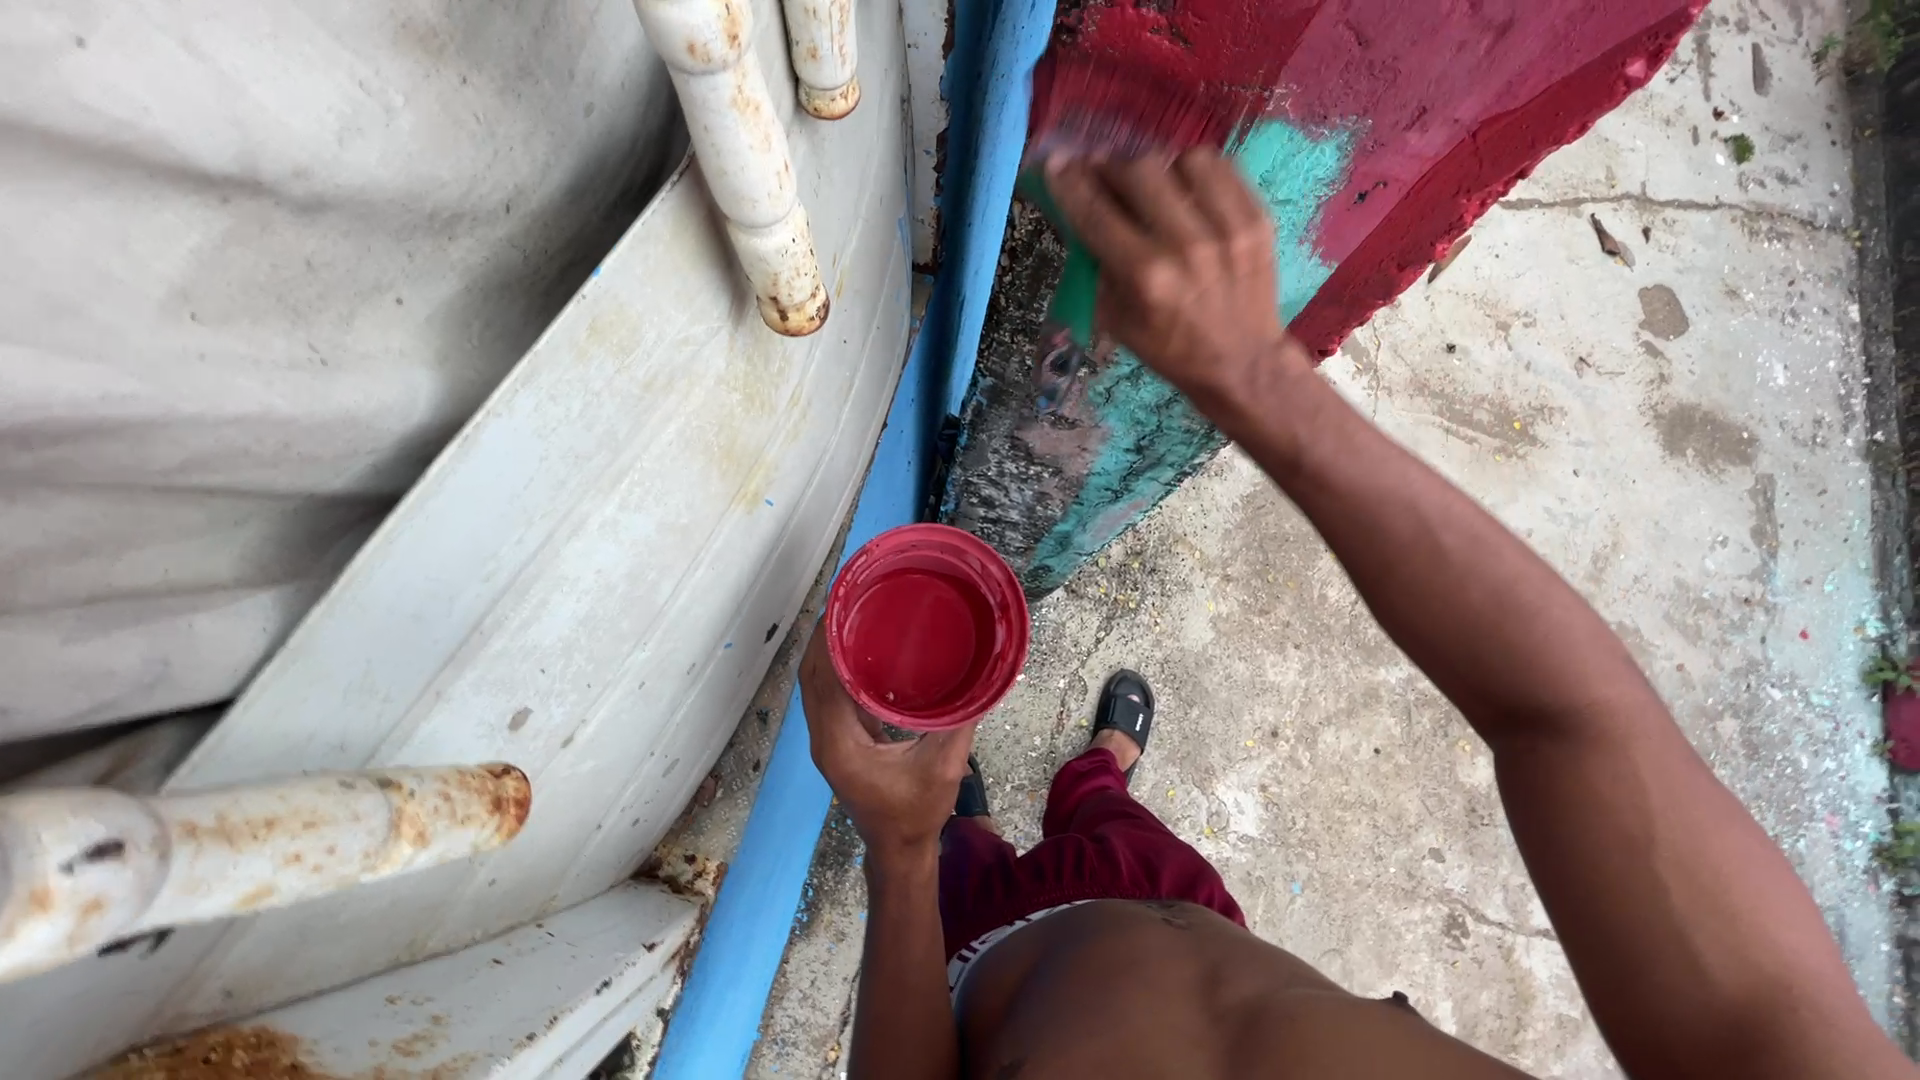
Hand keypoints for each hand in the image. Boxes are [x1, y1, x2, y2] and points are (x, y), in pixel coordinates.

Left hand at [798, 623, 975, 859]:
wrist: (900, 851)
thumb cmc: (916, 813)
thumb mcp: (944, 767)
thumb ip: (959, 721)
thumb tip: (983, 678)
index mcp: (839, 743)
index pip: (821, 680)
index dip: (827, 641)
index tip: (843, 606)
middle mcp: (824, 738)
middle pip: (811, 676)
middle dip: (824, 637)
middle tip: (850, 600)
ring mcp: (828, 740)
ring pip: (816, 685)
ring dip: (828, 651)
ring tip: (853, 616)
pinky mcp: (838, 741)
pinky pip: (829, 696)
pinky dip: (837, 669)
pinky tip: (860, 651)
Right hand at [1044, 148, 1311, 404]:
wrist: (1241, 362)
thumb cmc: (1169, 348)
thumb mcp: (1117, 320)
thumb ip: (1099, 266)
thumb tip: (1083, 214)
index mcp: (1146, 278)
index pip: (1097, 214)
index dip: (1071, 182)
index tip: (1058, 163)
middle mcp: (1186, 246)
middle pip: (1139, 172)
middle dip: (1112, 168)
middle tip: (1103, 173)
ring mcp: (1228, 228)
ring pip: (1181, 160)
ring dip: (1158, 168)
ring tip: (1152, 186)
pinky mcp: (1257, 218)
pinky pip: (1220, 167)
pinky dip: (1195, 170)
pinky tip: (1186, 188)